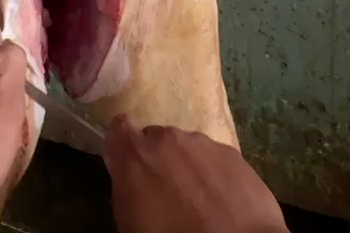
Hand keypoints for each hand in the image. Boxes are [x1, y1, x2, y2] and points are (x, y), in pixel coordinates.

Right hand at [105, 121, 288, 232]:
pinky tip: (220, 203)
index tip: (126, 164)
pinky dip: (212, 174)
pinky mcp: (231, 153)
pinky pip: (212, 158)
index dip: (122, 144)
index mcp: (136, 156)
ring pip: (185, 148)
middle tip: (164, 195)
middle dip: (157, 161)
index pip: (118, 127)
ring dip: (185, 167)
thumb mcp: (130, 227)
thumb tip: (127, 179)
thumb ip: (124, 192)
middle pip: (155, 139)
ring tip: (196, 202)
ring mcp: (202, 143)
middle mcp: (167, 139)